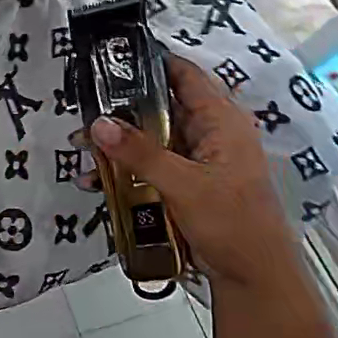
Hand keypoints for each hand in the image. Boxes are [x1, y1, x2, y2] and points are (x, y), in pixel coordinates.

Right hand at [89, 57, 296, 288]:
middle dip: (124, 110)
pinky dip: (127, 170)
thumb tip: (98, 123)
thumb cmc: (231, 223)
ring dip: (120, 145)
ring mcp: (198, 161)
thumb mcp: (183, 184)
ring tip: (83, 149)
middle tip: (85, 112)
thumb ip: (140, 153)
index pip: (186, 76)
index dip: (152, 62)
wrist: (253, 277)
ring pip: (153, 140)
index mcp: (222, 121)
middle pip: (162, 108)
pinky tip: (98, 180)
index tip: (113, 59)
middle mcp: (211, 134)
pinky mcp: (187, 185)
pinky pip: (152, 168)